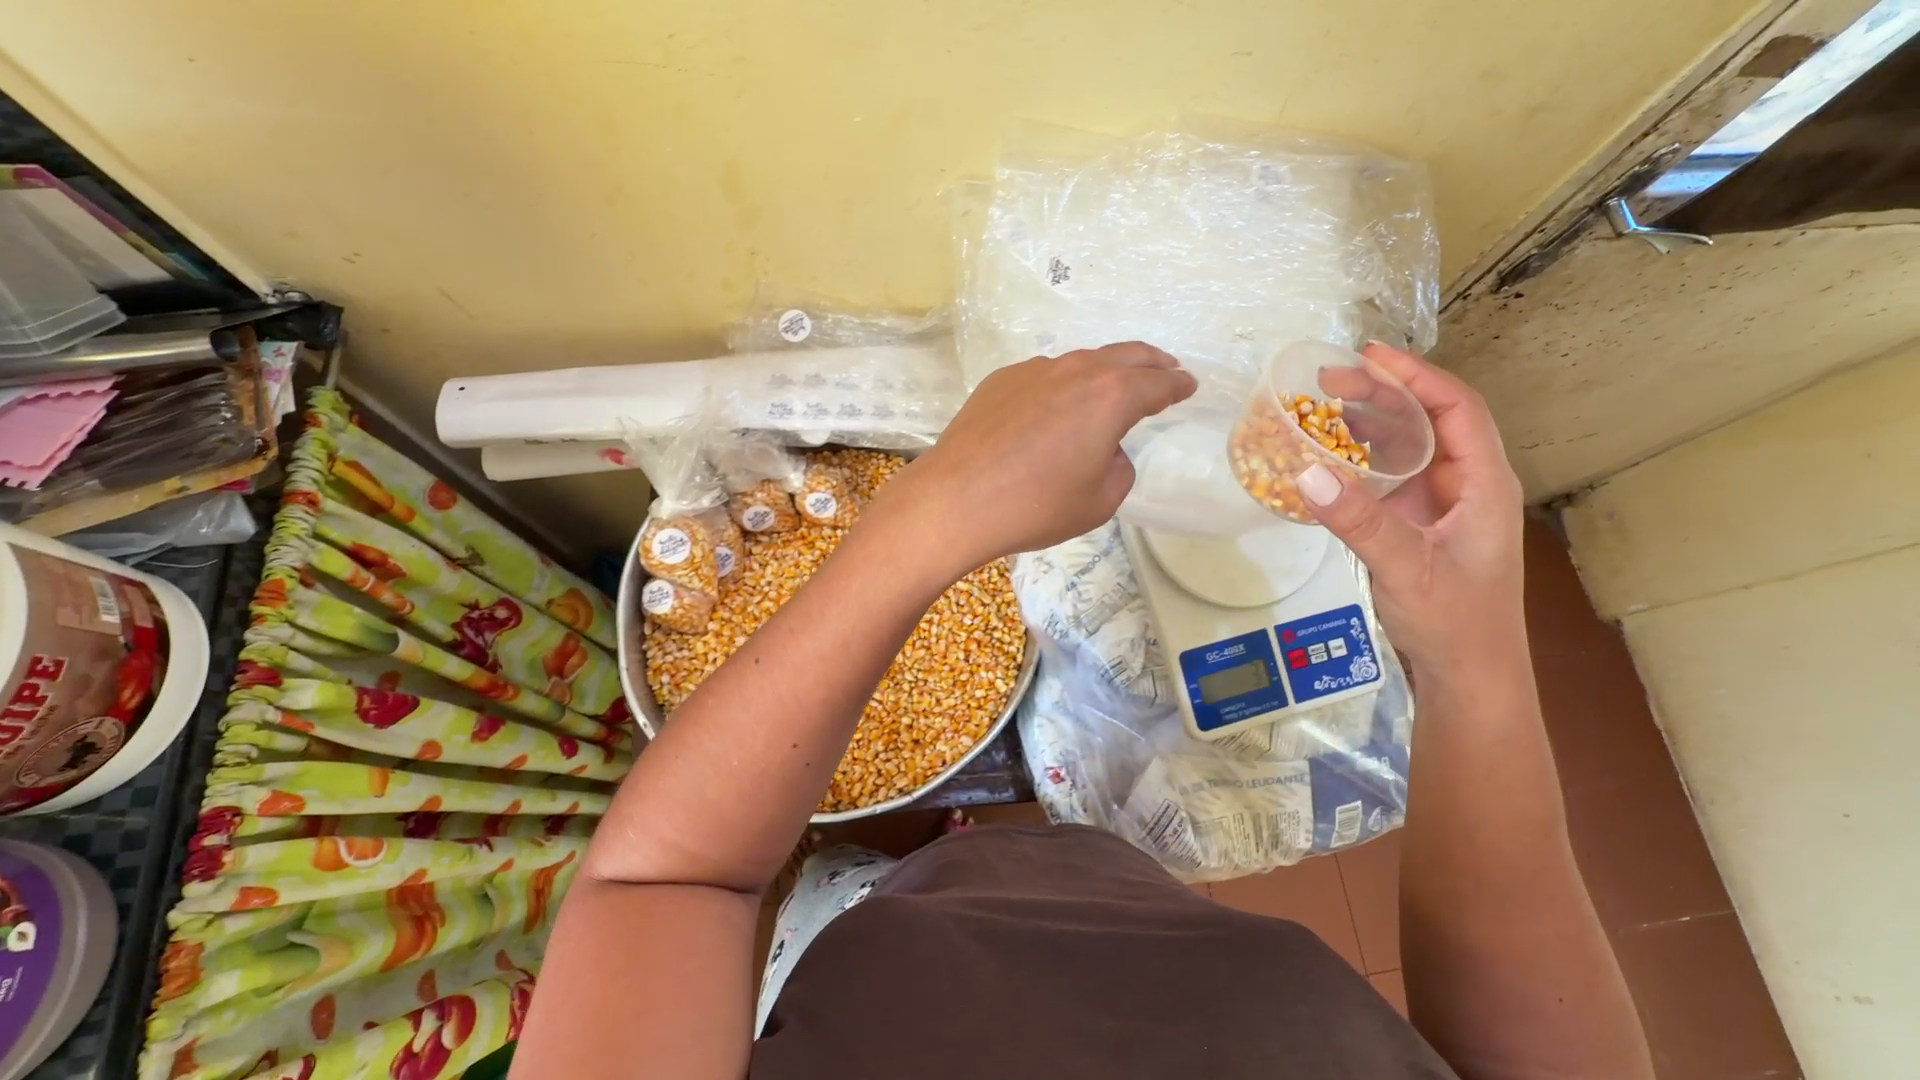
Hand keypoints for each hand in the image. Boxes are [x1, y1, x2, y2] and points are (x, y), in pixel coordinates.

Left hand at [887, 342, 1196, 566]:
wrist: (956, 500)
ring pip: (1080, 363)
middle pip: (1124, 356)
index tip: (1188, 384)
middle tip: (1165, 368)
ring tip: (1109, 389)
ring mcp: (1032, 371)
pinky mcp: (999, 382)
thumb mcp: (1099, 501)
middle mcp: (1075, 371)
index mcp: (1111, 396)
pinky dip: (1060, 387)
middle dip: (1150, 362)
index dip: (1177, 385)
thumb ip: (1118, 468)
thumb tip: (1105, 450)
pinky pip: (1042, 378)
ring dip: (1102, 372)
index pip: (1157, 384)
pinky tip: (1053, 411)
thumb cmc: (1036, 506)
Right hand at [1293, 343, 1525, 673]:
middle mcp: (1466, 486)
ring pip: (1408, 449)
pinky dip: (1359, 462)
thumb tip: (1306, 471)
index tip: (1369, 355)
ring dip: (1368, 425)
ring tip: (1322, 408)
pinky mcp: (1419, 528)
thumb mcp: (1405, 567)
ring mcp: (1442, 508)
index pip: (1456, 409)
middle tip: (1328, 380)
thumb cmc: (1454, 623)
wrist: (1468, 677)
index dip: (1416, 376)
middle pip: (1429, 421)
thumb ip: (1358, 520)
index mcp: (1484, 484)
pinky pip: (1389, 480)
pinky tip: (1328, 459)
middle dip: (1382, 394)